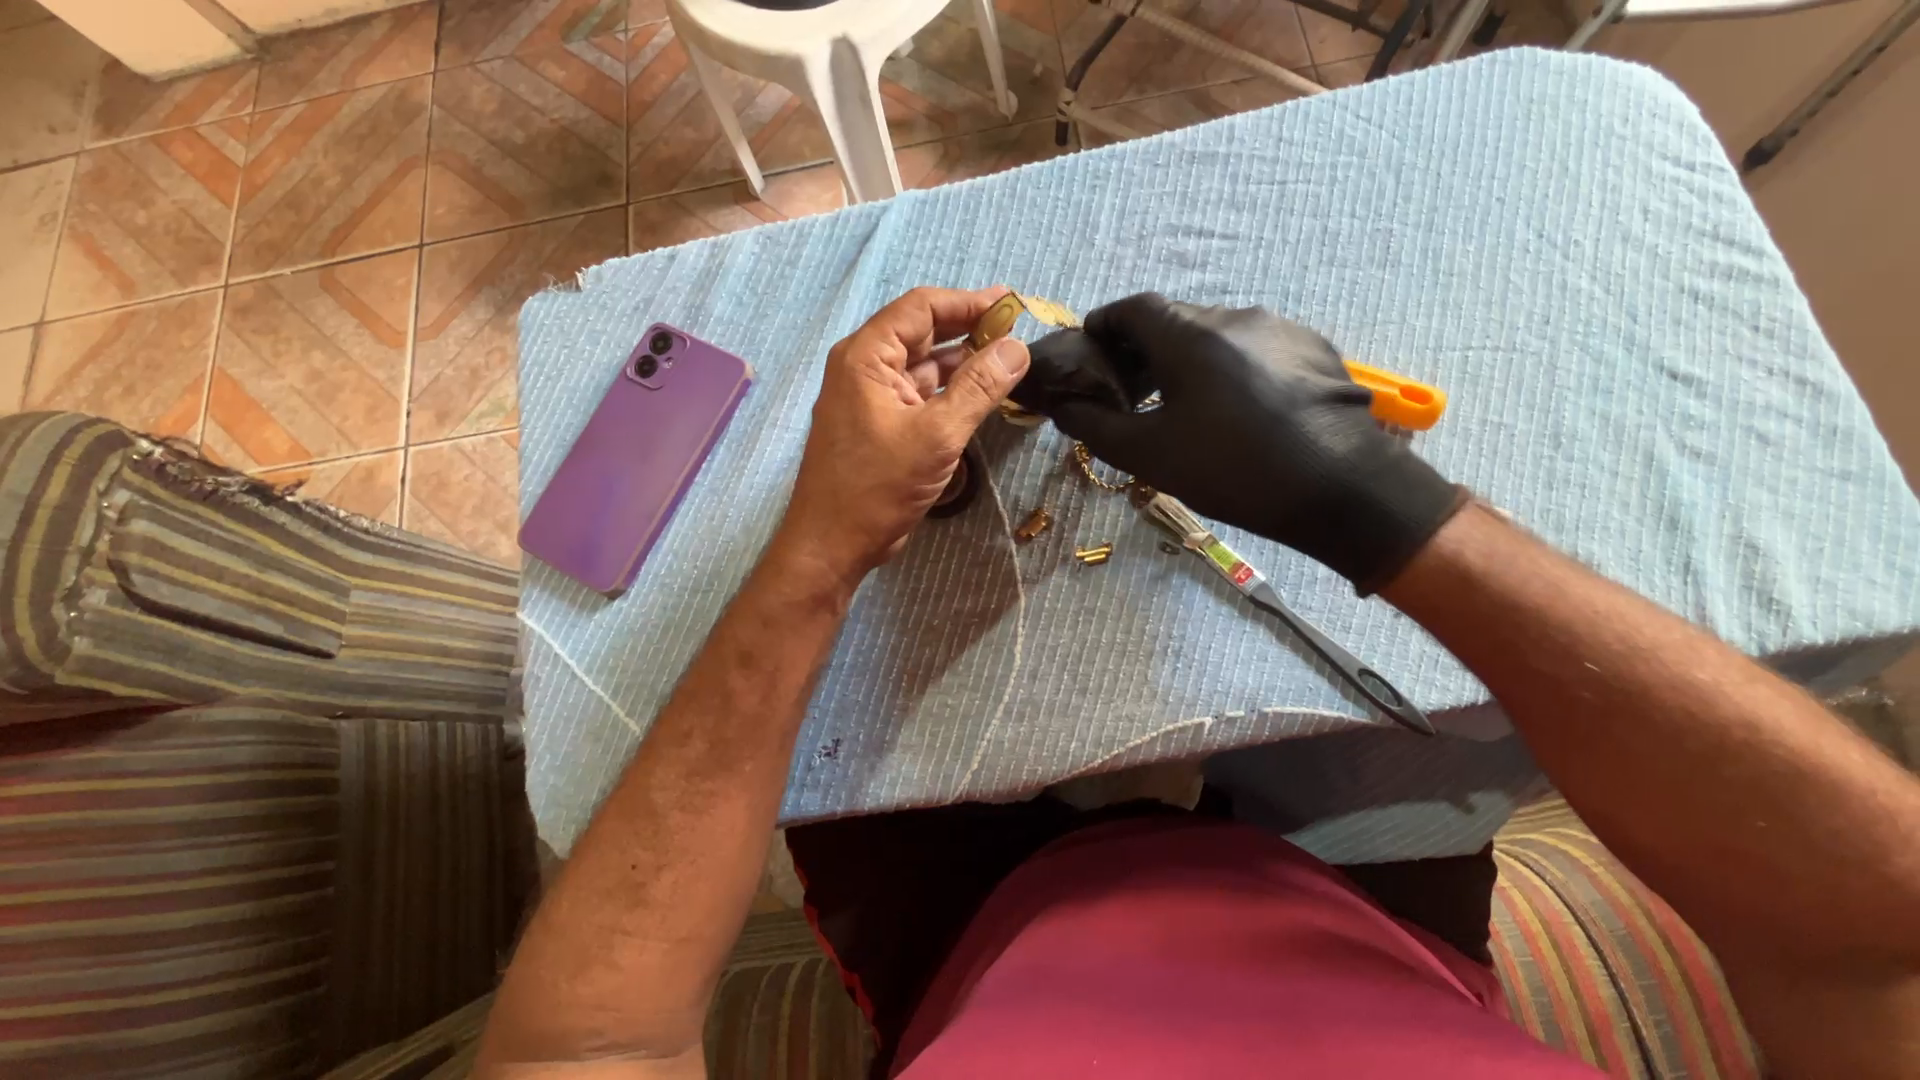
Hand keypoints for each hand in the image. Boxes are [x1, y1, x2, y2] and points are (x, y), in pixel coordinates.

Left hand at [773, 287, 1030, 588]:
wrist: (832, 545)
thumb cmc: (877, 487)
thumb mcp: (937, 435)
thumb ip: (979, 388)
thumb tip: (1017, 347)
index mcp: (865, 357)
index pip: (920, 308)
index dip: (967, 302)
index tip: (1011, 304)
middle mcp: (864, 369)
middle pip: (921, 334)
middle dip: (967, 329)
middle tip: (1016, 329)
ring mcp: (870, 399)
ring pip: (922, 367)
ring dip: (962, 363)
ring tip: (1008, 360)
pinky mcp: (879, 427)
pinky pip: (919, 396)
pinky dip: (949, 392)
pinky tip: (981, 394)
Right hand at [1040, 293, 1464, 592]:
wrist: (1341, 488)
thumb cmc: (1232, 469)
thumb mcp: (1150, 455)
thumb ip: (1095, 426)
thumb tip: (1064, 407)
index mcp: (1189, 334)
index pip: (1131, 307)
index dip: (1103, 325)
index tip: (1090, 352)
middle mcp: (1235, 316)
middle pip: (1175, 320)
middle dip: (1144, 349)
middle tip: (1132, 391)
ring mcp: (1282, 330)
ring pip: (1218, 335)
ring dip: (1191, 361)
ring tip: (1186, 406)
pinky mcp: (1316, 351)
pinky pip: (1257, 350)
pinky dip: (1233, 370)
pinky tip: (1240, 412)